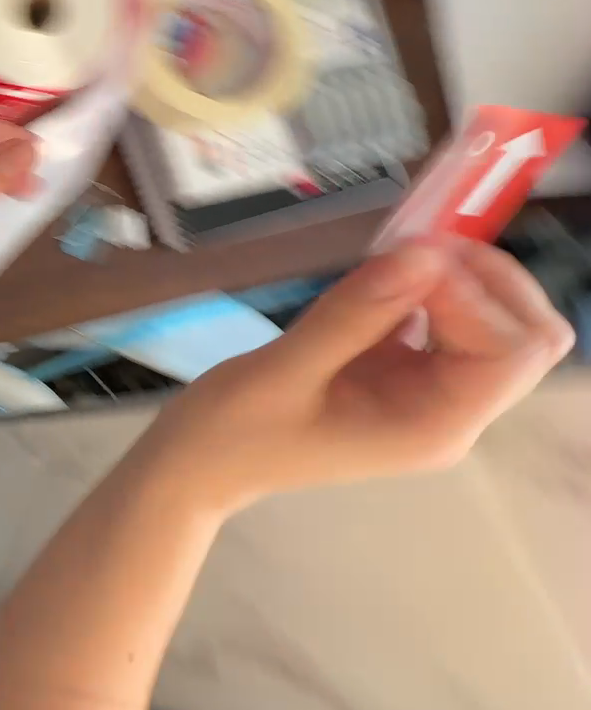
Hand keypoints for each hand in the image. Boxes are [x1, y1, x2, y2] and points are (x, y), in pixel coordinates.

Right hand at [133, 237, 574, 509]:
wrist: (191, 467)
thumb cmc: (225, 432)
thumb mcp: (278, 372)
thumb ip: (350, 316)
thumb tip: (419, 255)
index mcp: (430, 426)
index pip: (505, 351)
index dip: (473, 294)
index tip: (410, 253)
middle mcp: (446, 417)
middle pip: (518, 340)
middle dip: (482, 283)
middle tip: (416, 242)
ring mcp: (422, 401)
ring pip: (484, 332)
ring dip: (451, 287)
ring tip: (392, 256)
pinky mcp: (394, 385)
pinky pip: (434, 334)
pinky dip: (417, 300)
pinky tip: (373, 284)